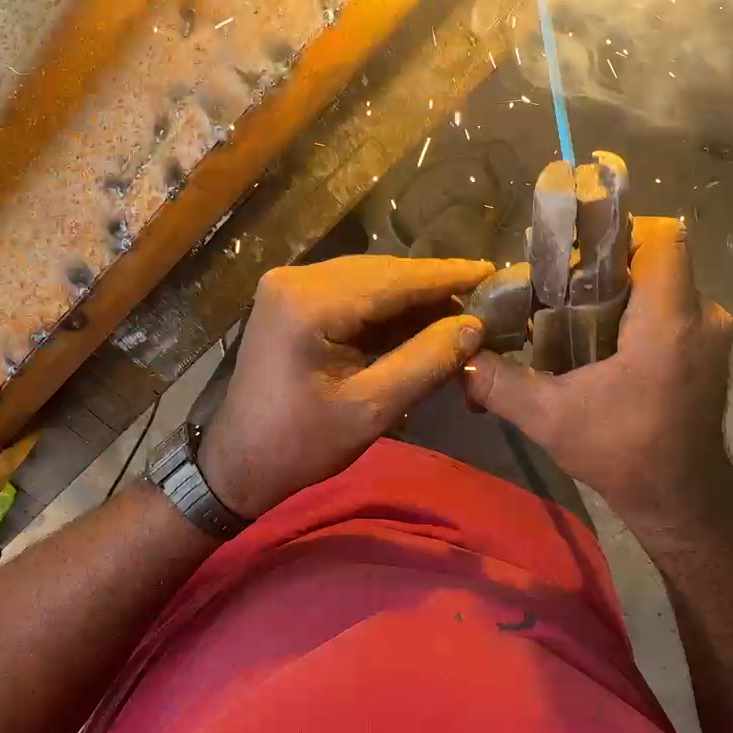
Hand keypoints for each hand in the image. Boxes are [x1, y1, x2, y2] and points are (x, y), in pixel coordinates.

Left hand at [199, 255, 494, 517]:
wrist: (238, 462)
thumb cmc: (301, 444)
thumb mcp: (371, 409)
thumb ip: (425, 362)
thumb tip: (474, 326)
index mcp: (309, 302)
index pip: (393, 279)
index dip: (446, 277)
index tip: (493, 271)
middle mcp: (294, 279)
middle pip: (379, 273)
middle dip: (430, 288)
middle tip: (482, 301)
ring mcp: (286, 286)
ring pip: (365, 280)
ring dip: (407, 298)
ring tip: (456, 314)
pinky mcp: (286, 300)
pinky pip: (346, 293)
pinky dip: (381, 308)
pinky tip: (413, 322)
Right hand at [462, 216, 732, 529]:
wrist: (679, 499)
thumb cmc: (623, 453)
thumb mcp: (548, 418)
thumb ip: (498, 383)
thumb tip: (456, 357)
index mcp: (670, 322)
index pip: (660, 237)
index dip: (617, 232)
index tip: (573, 256)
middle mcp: (702, 317)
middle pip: (653, 261)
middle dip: (603, 268)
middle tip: (556, 293)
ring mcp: (709, 334)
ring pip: (660, 286)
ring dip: (616, 295)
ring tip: (571, 322)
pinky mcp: (706, 352)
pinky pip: (669, 311)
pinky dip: (634, 317)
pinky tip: (598, 348)